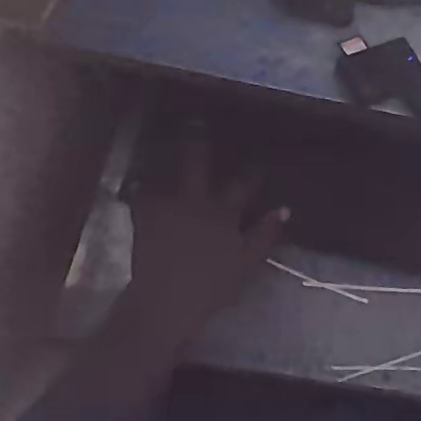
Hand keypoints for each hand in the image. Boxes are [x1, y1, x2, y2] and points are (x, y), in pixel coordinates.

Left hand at [120, 129, 286, 349]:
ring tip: (160, 145)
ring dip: (163, 160)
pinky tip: (136, 184)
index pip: (242, 186)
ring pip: (164, 175)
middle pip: (197, 164)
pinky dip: (139, 189)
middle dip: (198, 142)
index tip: (257, 162)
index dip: (251, 173)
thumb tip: (285, 209)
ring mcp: (166, 208)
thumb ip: (265, 234)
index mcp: (222, 213)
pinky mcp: (143, 218)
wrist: (166, 300)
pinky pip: (139, 196)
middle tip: (195, 121)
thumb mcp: (246, 263)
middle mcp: (194, 202)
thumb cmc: (211, 286)